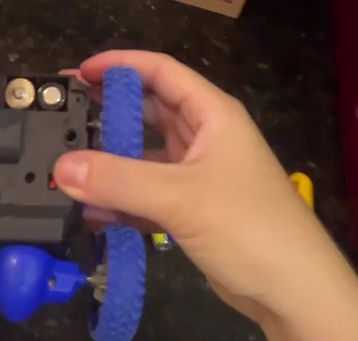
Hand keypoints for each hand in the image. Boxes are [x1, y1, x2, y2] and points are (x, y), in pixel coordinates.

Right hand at [52, 52, 357, 337]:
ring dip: (113, 160)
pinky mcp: (194, 208)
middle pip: (151, 110)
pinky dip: (123, 198)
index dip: (121, 65)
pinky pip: (150, 192)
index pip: (161, 71)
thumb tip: (61, 167)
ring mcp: (199, 173)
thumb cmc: (248, 225)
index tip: (80, 70)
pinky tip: (92, 211)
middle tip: (66, 111)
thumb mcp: (181, 197)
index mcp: (212, 113)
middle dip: (110, 110)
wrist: (295, 293)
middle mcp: (205, 135)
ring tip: (69, 164)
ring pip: (147, 154)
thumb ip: (120, 181)